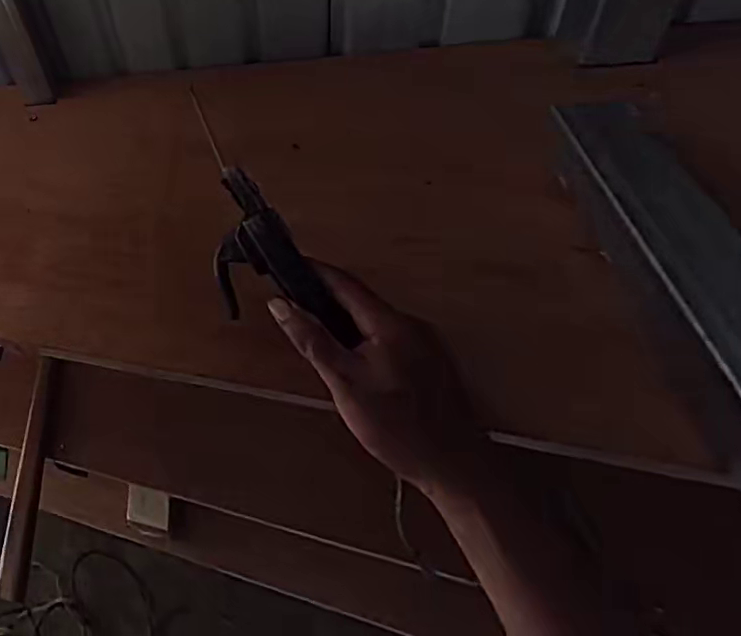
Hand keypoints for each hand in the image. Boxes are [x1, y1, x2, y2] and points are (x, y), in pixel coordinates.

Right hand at [267, 264, 492, 494]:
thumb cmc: (400, 428)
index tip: (286, 265)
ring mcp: (426, 346)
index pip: (344, 282)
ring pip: (372, 321)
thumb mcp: (343, 381)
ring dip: (342, 323)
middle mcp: (413, 327)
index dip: (312, 270)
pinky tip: (351, 363)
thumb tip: (280, 304)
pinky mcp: (431, 365)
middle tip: (294, 309)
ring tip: (317, 340)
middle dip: (323, 300)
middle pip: (358, 301)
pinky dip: (362, 340)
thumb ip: (311, 338)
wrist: (459, 474)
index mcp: (392, 324)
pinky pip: (388, 338)